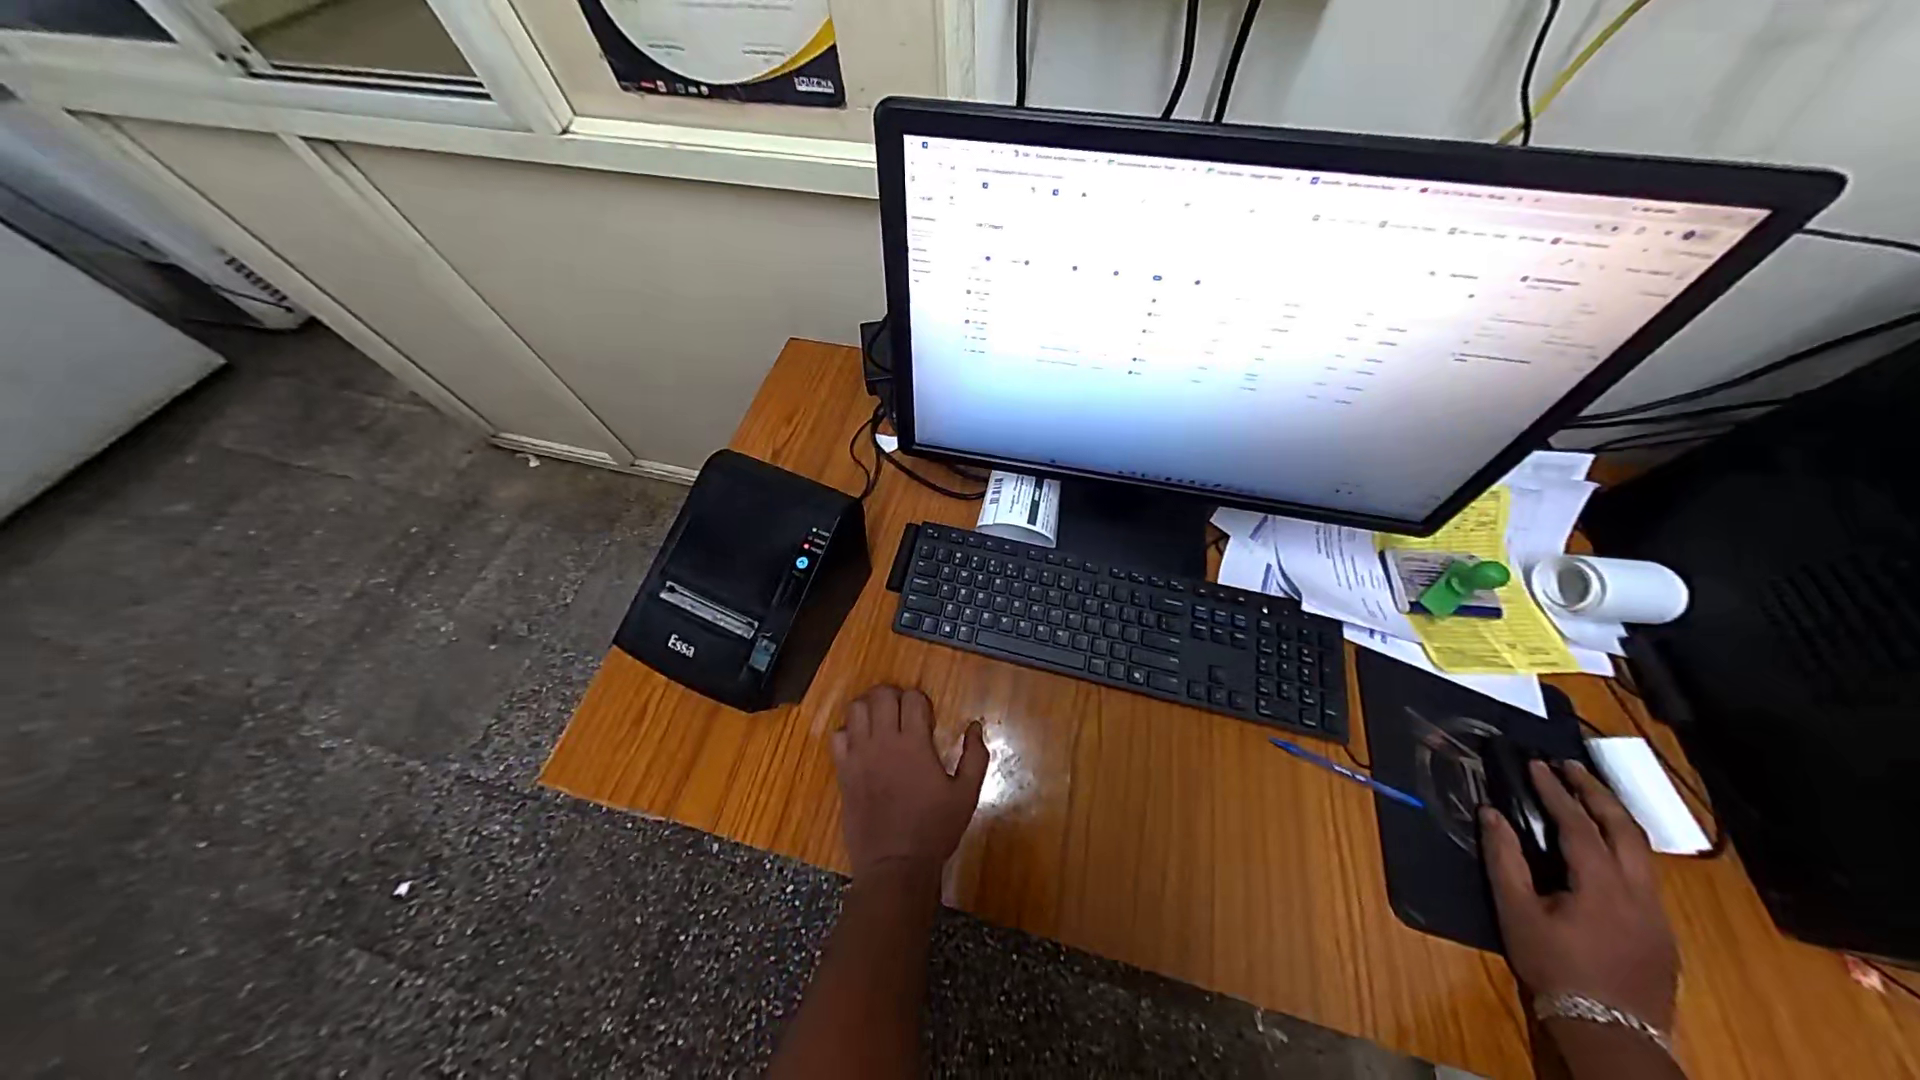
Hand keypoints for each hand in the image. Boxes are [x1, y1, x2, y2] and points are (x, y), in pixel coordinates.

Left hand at [831, 685, 988, 882]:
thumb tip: (975, 726)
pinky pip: (837, 736)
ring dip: (870, 708)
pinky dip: (849, 733)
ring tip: (881, 722)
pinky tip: (862, 745)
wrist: (895, 864)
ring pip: (856, 709)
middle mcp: (883, 742)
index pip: (912, 698)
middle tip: (903, 714)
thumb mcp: (966, 794)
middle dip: (894, 696)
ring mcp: (859, 755)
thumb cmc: (935, 829)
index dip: (921, 702)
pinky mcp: (843, 771)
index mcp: (914, 744)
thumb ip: (974, 756)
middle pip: (881, 695)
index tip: (927, 720)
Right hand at [1482, 760, 1679, 1031]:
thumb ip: (1505, 859)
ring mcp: (1658, 913)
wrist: (1610, 1032)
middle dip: (1597, 793)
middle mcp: (1641, 893)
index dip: (1557, 792)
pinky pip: (1644, 873)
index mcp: (1604, 887)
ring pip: (1643, 851)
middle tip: (1570, 766)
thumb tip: (1492, 814)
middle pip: (1626, 829)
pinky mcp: (1661, 930)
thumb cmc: (1554, 967)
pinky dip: (1621, 844)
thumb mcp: (1517, 912)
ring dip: (1613, 816)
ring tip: (1586, 794)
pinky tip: (1602, 846)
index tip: (1537, 765)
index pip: (1580, 825)